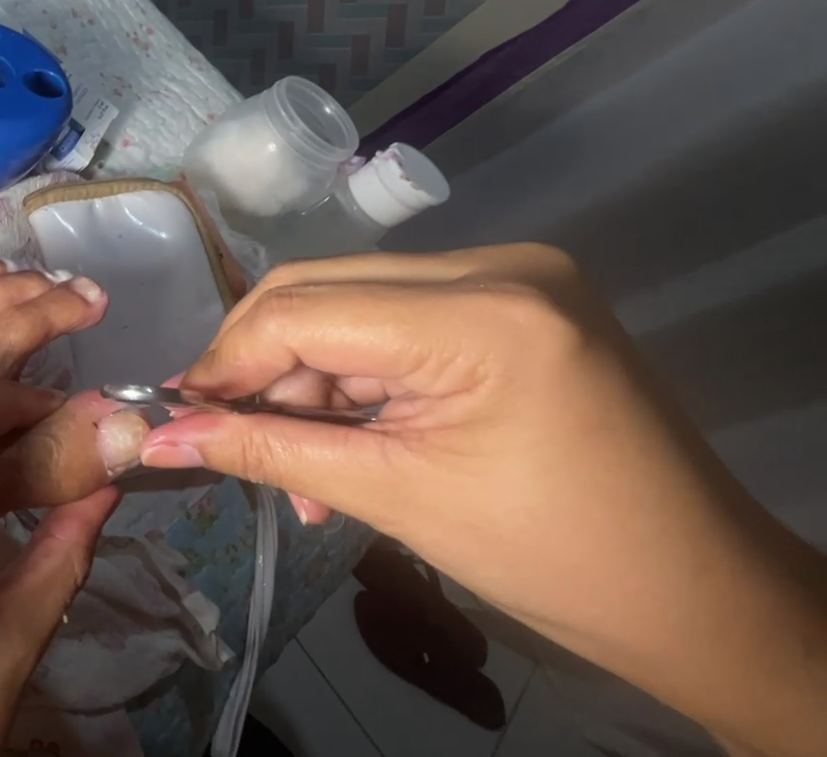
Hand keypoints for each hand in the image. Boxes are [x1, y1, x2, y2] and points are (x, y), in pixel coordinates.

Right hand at [139, 245, 826, 756]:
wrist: (703, 597)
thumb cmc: (554, 560)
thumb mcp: (390, 498)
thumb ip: (263, 452)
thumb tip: (159, 438)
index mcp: (479, 317)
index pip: (298, 313)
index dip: (226, 363)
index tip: (180, 413)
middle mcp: (493, 267)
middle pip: (313, 289)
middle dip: (258, 364)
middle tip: (224, 429)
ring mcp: (506, 273)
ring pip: (342, 300)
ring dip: (302, 375)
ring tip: (294, 459)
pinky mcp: (506, 295)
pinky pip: (385, 314)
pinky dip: (348, 371)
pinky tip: (340, 430)